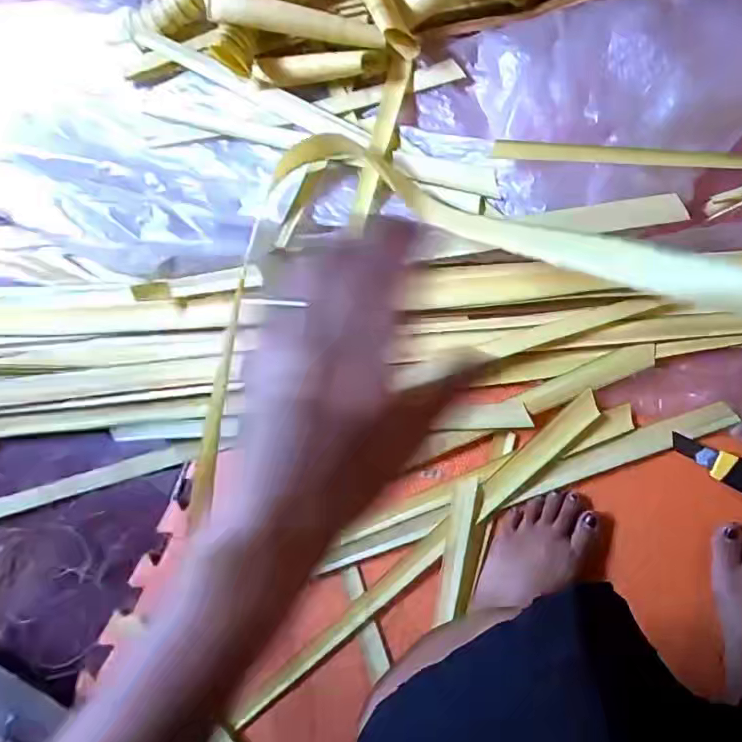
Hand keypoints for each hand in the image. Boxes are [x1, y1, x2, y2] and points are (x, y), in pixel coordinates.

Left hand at [208, 218, 476, 555]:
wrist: (277, 514)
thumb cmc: (353, 483)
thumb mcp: (411, 440)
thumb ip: (446, 390)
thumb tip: (483, 357)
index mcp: (365, 360)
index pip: (386, 280)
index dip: (403, 244)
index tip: (421, 226)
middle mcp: (321, 341)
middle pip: (344, 263)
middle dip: (370, 234)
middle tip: (393, 227)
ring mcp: (284, 344)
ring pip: (306, 271)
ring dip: (334, 247)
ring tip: (355, 242)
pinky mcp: (258, 354)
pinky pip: (278, 296)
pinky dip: (301, 274)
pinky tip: (312, 275)